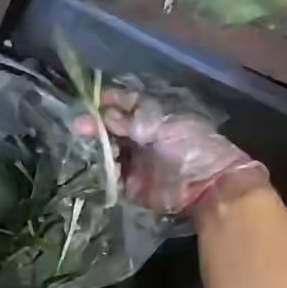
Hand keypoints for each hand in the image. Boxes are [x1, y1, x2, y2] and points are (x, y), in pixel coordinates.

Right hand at [75, 89, 266, 215]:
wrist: (207, 187)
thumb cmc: (190, 148)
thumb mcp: (162, 127)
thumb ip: (131, 122)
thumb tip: (104, 115)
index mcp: (156, 118)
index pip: (129, 104)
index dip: (111, 101)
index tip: (92, 100)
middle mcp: (144, 137)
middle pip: (114, 128)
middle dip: (97, 124)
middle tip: (79, 125)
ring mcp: (137, 161)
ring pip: (110, 150)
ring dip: (98, 146)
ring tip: (85, 142)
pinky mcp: (132, 184)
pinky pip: (111, 174)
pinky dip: (103, 168)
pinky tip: (95, 161)